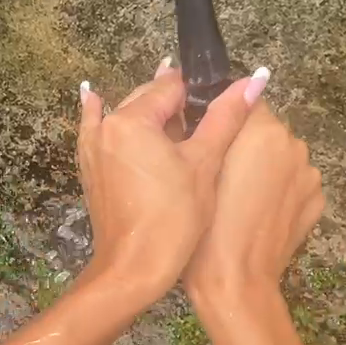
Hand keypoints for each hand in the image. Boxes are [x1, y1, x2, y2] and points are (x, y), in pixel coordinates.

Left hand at [76, 60, 267, 309]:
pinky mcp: (90, 169)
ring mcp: (92, 148)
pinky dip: (99, 115)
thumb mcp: (205, 163)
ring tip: (178, 125)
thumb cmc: (174, 217)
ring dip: (149, 114)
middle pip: (146, 99)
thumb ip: (226, 117)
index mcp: (130, 120)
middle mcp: (104, 127)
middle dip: (175, 105)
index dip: (200, 92)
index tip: (221, 102)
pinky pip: (97, 131)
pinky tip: (95, 98)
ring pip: (126, 116)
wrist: (134, 265)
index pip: (171, 87)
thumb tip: (255, 78)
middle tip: (207, 122)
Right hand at [184, 101, 324, 310]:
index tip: (203, 144)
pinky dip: (272, 194)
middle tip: (213, 178)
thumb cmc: (204, 228)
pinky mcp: (315, 203)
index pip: (243, 103)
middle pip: (262, 131)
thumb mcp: (197, 172)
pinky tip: (252, 216)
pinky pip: (289, 185)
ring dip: (257, 170)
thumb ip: (216, 128)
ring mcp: (309, 177)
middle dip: (241, 147)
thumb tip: (231, 95)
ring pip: (276, 159)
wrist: (235, 283)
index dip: (220, 121)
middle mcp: (294, 146)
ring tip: (232, 201)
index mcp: (263, 133)